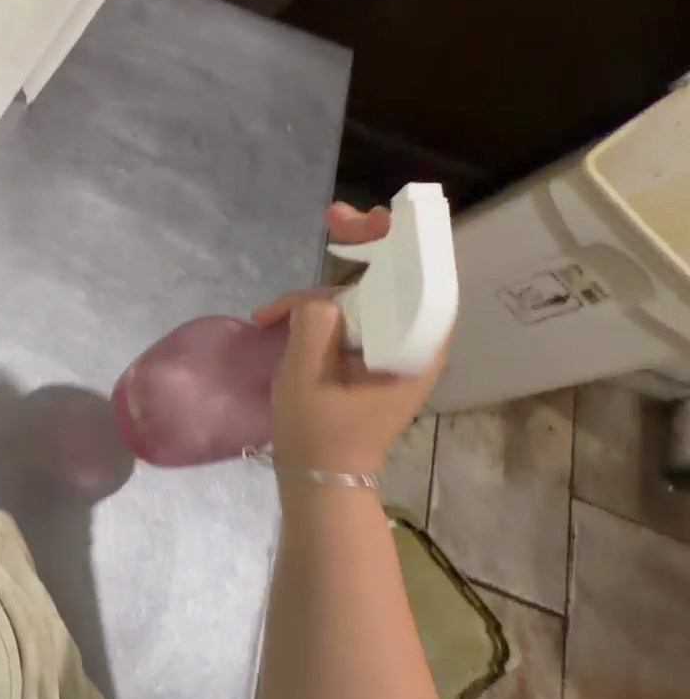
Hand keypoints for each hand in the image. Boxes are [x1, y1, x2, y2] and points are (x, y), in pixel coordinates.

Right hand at [264, 203, 441, 472]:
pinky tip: (283, 321)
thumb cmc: (318, 432)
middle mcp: (417, 343)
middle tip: (333, 222)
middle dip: (369, 246)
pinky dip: (322, 313)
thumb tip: (316, 297)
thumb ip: (315, 324)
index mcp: (416, 346)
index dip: (400, 237)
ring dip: (327, 290)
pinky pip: (358, 321)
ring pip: (372, 299)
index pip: (425, 274)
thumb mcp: (306, 377)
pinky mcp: (374, 362)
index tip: (361, 219)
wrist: (322, 479)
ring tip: (273, 308)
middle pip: (402, 278)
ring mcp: (396, 353)